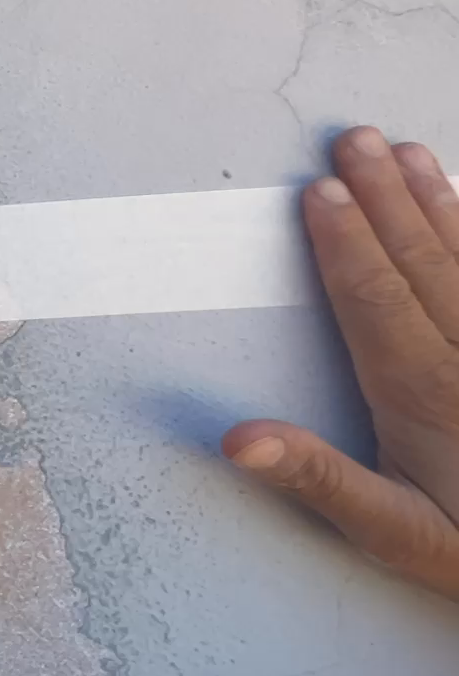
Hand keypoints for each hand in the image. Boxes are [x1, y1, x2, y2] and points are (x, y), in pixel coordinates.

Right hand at [225, 126, 458, 599]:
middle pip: (426, 262)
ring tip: (412, 154)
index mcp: (429, 392)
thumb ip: (320, 481)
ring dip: (439, 203)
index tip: (321, 190)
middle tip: (360, 140)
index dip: (345, 242)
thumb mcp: (396, 535)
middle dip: (388, 197)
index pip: (376, 298)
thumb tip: (236, 438)